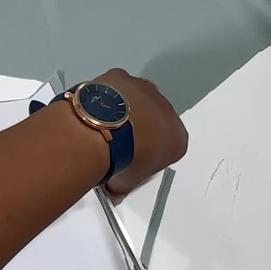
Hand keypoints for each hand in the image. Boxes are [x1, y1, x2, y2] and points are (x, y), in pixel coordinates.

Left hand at [87, 68, 186, 200]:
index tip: (129, 162)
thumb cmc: (124, 161)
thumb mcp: (126, 183)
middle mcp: (167, 110)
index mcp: (177, 139)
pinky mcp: (122, 75)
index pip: (166, 148)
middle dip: (139, 129)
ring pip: (137, 99)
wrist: (104, 132)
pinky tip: (93, 107)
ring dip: (125, 109)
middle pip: (154, 120)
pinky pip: (117, 86)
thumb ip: (124, 186)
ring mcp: (145, 89)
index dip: (146, 156)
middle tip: (115, 142)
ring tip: (102, 124)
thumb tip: (114, 193)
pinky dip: (108, 95)